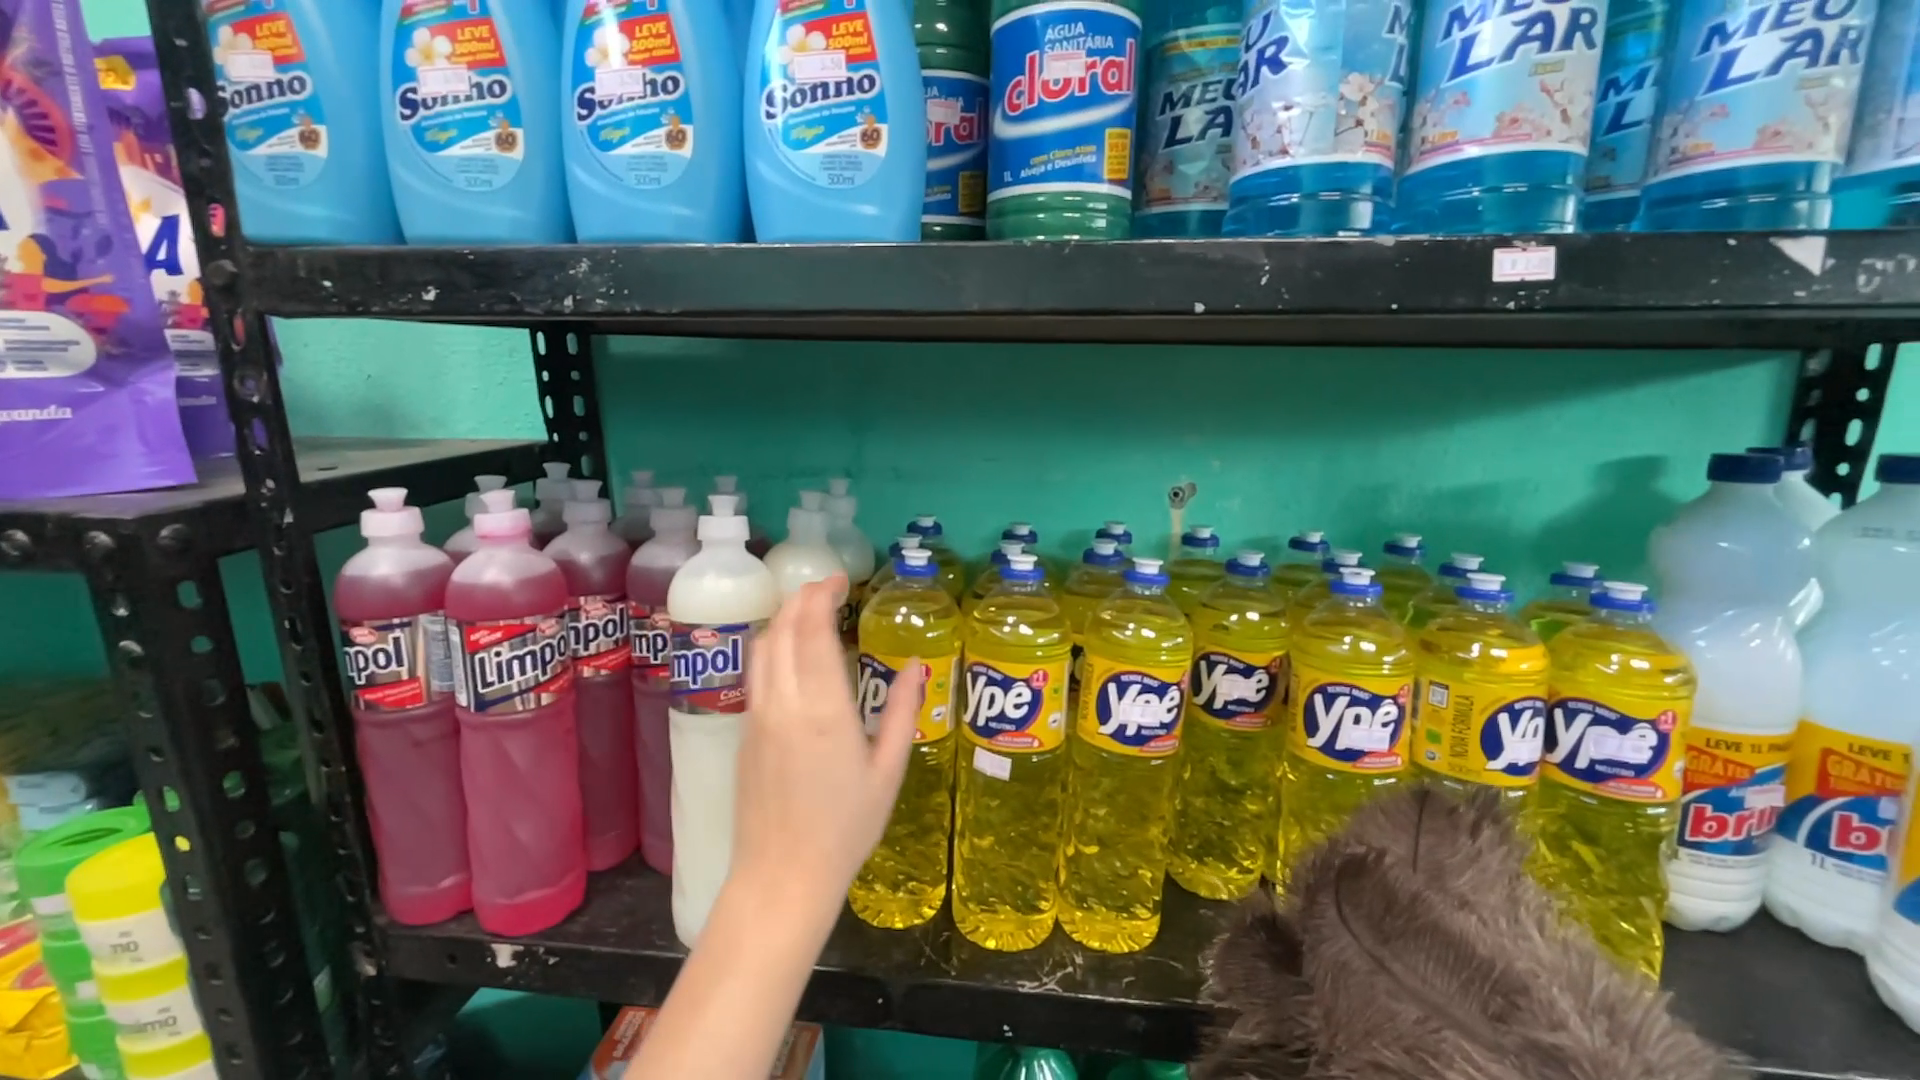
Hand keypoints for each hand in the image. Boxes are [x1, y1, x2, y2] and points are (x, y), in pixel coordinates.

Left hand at [731, 574, 923, 922]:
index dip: (823, 594)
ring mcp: (756, 716)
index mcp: (823, 708)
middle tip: (828, 588)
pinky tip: (794, 657)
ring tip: (810, 614)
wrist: (782, 876)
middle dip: (802, 597)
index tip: (840, 579)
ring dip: (784, 619)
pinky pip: (756, 674)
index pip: (813, 628)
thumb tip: (916, 665)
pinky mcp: (743, 733)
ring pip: (763, 648)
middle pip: (783, 628)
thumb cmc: (846, 828)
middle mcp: (782, 702)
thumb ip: (903, 712)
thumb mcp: (888, 770)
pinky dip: (774, 648)